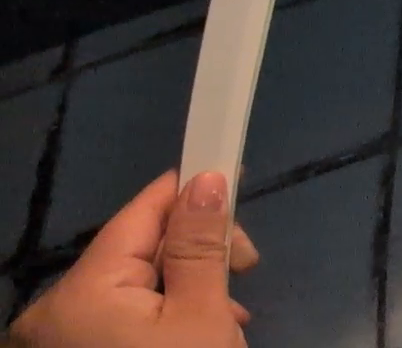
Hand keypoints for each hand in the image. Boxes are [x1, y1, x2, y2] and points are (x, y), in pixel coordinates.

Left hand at [10, 172, 259, 347]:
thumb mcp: (203, 310)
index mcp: (79, 292)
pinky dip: (162, 310)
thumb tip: (206, 178)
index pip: (142, 211)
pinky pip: (116, 314)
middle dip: (200, 248)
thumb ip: (202, 242)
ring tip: (225, 311)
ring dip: (188, 281)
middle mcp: (47, 314)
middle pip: (139, 246)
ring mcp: (49, 343)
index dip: (192, 188)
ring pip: (134, 281)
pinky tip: (196, 330)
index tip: (238, 179)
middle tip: (246, 268)